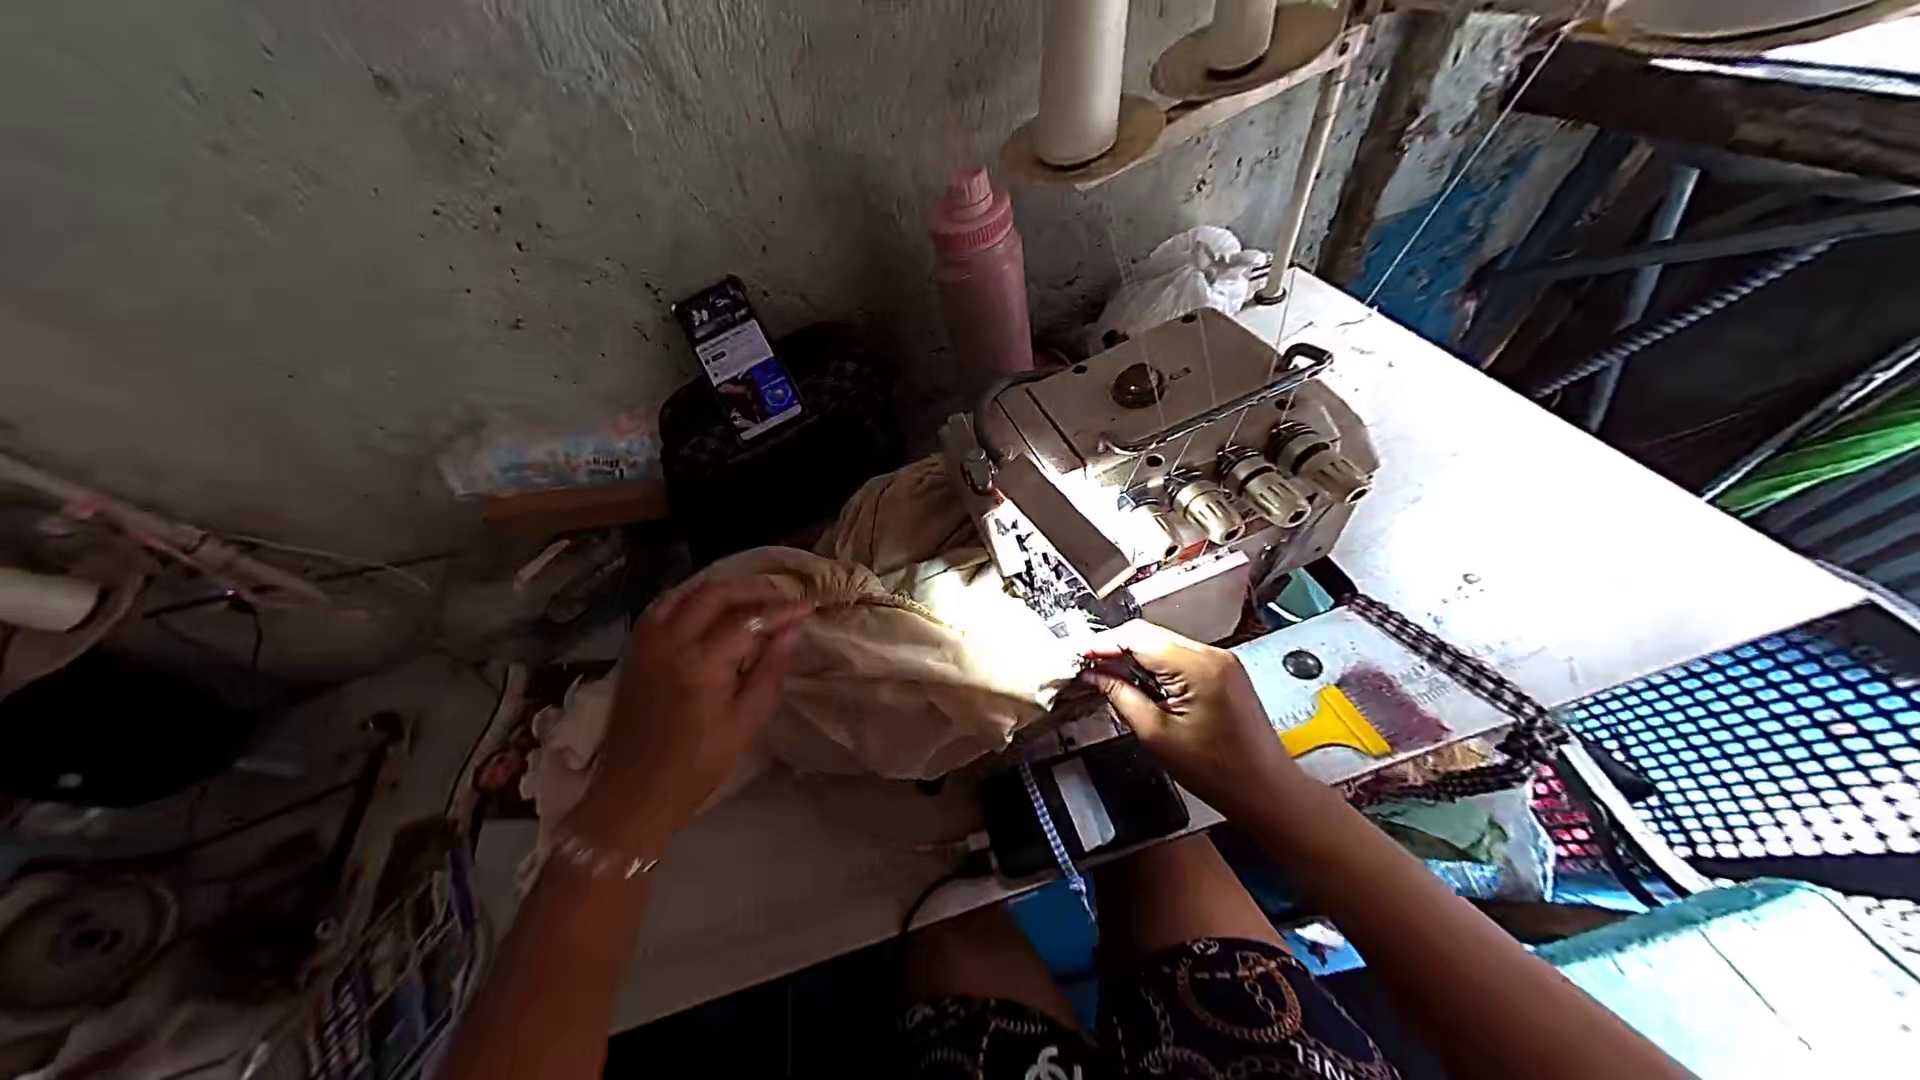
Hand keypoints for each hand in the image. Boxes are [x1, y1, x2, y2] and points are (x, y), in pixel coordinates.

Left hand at [569, 579, 811, 852]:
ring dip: (722, 589)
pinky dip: (690, 597)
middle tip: (782, 599)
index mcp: (700, 666)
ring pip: (686, 592)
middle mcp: (670, 644)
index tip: (807, 609)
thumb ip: (770, 671)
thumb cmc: (698, 766)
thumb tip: (792, 631)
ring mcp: (646, 644)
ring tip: (750, 599)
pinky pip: (663, 606)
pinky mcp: (634, 650)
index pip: (748, 622)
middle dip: (753, 591)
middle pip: (715, 594)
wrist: (634, 795)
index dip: (781, 612)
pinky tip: (709, 607)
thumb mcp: (746, 723)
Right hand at [1087, 620, 1314, 821]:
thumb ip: (1120, 696)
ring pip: (1163, 643)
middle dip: (1116, 648)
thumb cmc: (1219, 771)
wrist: (1266, 790)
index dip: (1104, 643)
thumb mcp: (1156, 734)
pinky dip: (1154, 665)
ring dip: (1134, 656)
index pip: (1138, 636)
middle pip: (1150, 635)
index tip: (1081, 654)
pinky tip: (1139, 682)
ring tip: (1108, 676)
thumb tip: (1095, 675)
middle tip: (1088, 666)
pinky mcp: (1223, 671)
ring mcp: (1221, 661)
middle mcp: (1213, 655)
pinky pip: (1179, 656)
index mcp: (1198, 667)